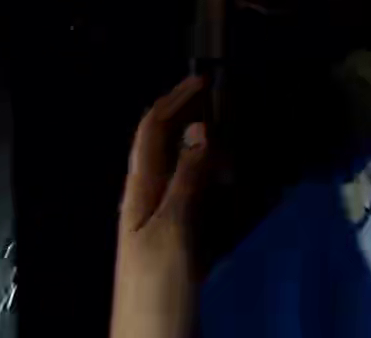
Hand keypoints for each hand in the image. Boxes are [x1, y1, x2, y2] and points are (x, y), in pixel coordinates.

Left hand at [111, 76, 208, 337]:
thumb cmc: (157, 291)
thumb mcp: (172, 230)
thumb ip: (185, 178)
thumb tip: (199, 128)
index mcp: (139, 192)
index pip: (151, 131)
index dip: (173, 100)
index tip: (203, 79)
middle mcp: (147, 199)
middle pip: (163, 143)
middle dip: (188, 114)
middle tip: (222, 100)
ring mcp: (160, 219)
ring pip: (180, 164)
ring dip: (202, 142)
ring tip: (232, 134)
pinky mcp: (176, 238)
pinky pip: (192, 190)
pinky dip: (209, 171)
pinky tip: (228, 175)